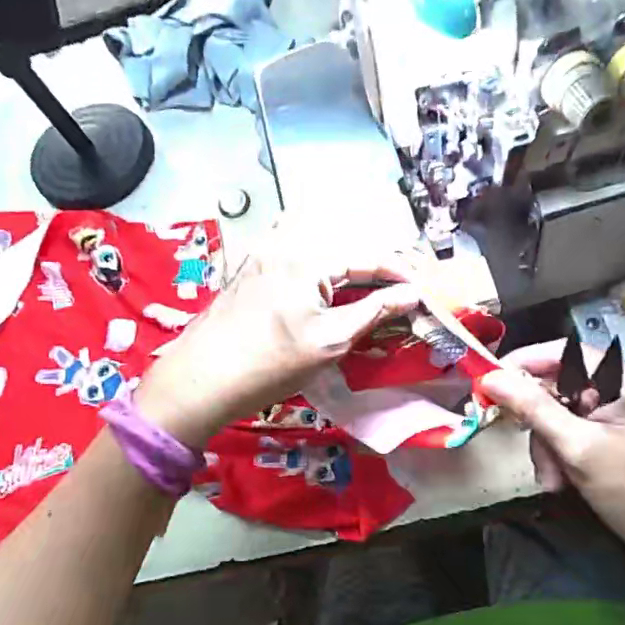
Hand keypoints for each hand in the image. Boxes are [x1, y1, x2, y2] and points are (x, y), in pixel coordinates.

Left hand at [137, 229, 419, 448]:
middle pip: (344, 244)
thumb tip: (410, 294)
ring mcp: (263, 255)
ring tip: (371, 285)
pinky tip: (330, 282)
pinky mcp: (252, 270)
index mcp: (307, 257)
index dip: (398, 271)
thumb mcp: (330, 341)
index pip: (366, 255)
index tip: (421, 288)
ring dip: (349, 262)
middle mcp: (284, 244)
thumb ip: (373, 311)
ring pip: (320, 246)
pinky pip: (297, 254)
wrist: (202, 380)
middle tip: (401, 286)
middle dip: (376, 264)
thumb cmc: (271, 363)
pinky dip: (322, 264)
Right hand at [477, 341, 624, 556]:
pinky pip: (578, 430)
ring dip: (550, 446)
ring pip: (564, 413)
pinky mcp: (622, 433)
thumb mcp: (577, 448)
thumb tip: (491, 378)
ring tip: (554, 480)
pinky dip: (564, 453)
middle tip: (536, 458)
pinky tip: (564, 480)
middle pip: (562, 388)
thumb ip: (533, 409)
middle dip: (541, 424)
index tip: (490, 380)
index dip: (525, 363)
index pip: (566, 353)